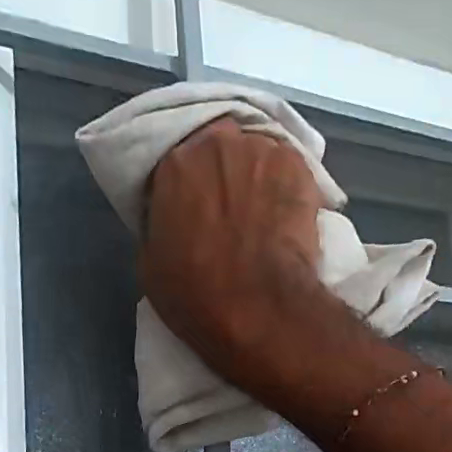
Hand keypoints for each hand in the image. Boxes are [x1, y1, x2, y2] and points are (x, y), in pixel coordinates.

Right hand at [143, 119, 346, 388]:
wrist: (258, 308)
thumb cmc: (195, 294)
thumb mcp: (151, 261)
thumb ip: (160, 223)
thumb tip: (174, 218)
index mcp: (173, 163)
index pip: (177, 161)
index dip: (187, 184)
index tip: (193, 205)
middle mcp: (216, 143)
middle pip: (219, 147)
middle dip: (223, 170)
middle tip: (231, 205)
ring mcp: (262, 151)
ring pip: (257, 153)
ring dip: (257, 174)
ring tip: (265, 208)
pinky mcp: (300, 168)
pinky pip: (290, 169)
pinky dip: (289, 185)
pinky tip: (290, 211)